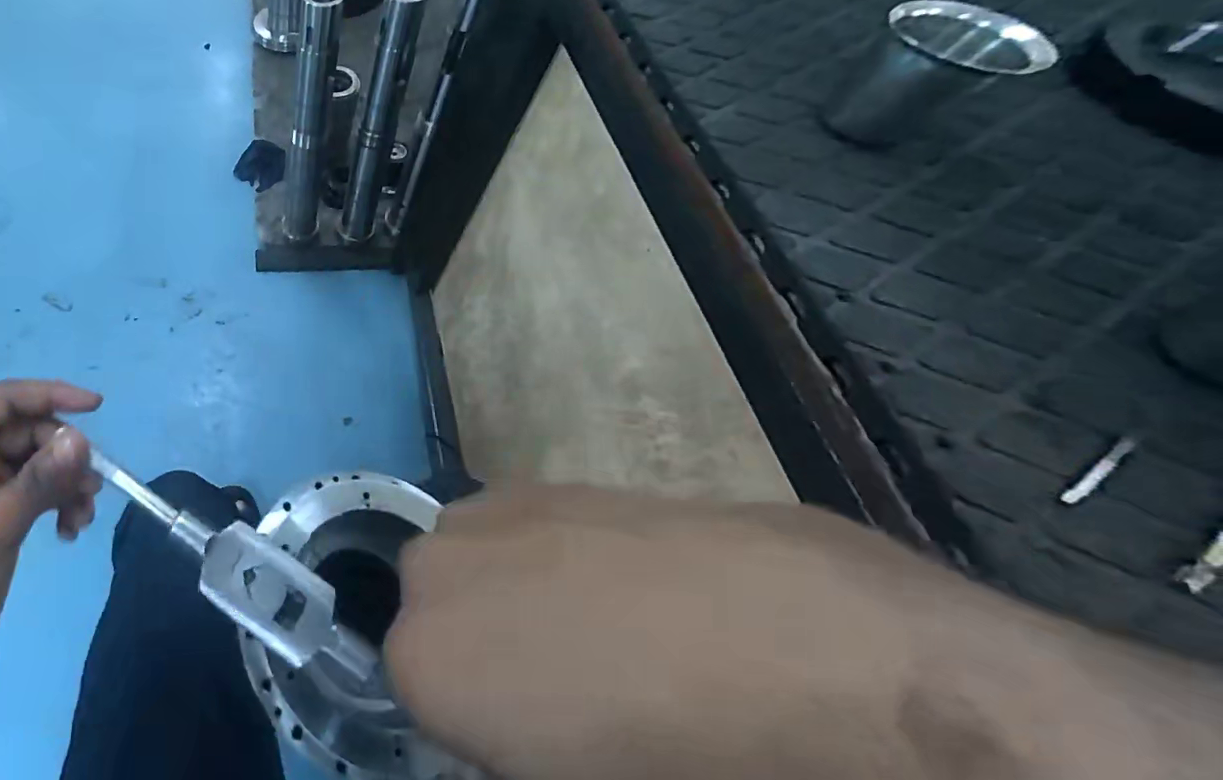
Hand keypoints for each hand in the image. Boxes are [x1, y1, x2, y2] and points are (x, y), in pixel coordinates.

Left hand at [0, 379, 102, 779]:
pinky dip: (61, 505)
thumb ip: (39, 480)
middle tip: (90, 486)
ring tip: (83, 516)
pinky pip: (41, 494)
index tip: (95, 407)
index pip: (4, 401)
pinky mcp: (0, 519)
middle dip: (64, 454)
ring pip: (40, 464)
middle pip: (29, 433)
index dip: (50, 394)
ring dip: (68, 483)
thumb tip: (82, 438)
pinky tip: (70, 532)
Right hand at [384, 485, 1222, 779]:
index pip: (416, 693)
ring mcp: (490, 510)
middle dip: (480, 648)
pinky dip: (550, 556)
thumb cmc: (685, 760)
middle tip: (565, 693)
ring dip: (512, 594)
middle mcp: (434, 568)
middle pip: (431, 612)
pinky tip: (631, 587)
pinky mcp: (548, 478)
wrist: (813, 654)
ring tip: (607, 635)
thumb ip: (516, 748)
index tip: (528, 744)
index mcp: (424, 658)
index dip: (477, 726)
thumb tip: (530, 718)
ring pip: (474, 559)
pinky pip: (520, 527)